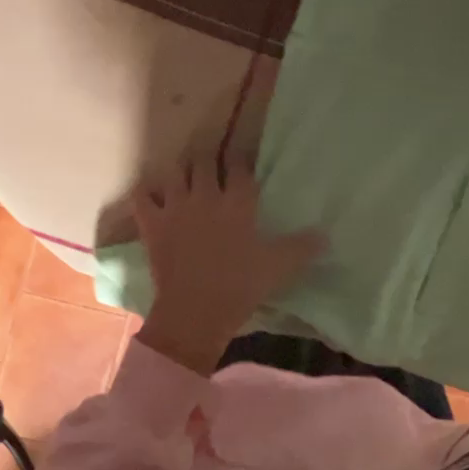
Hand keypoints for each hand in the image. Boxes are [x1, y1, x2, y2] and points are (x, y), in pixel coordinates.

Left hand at [130, 151, 324, 375]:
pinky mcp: (152, 223)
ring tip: (184, 175)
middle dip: (209, 159)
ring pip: (175, 172)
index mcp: (238, 203)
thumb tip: (325, 235)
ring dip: (180, 170)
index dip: (240, 159)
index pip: (240, 167)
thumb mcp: (279, 267)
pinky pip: (142, 195)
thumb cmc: (241, 286)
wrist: (195, 310)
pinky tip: (151, 194)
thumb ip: (302, 247)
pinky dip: (146, 192)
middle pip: (205, 162)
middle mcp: (206, 195)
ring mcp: (175, 207)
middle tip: (212, 164)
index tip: (241, 159)